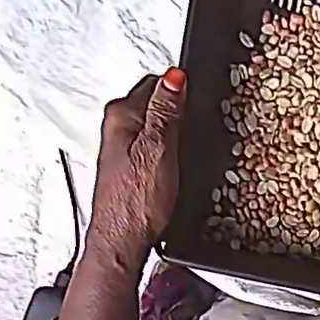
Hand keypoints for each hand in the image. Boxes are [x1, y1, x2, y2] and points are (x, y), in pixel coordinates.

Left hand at [86, 68, 186, 267]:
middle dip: (180, 109)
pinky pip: (156, 145)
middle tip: (201, 122)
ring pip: (157, 125)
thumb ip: (167, 111)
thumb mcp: (159, 149)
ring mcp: (123, 148)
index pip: (157, 83)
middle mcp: (117, 128)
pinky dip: (171, 148)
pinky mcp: (132, 167)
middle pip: (156, 102)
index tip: (201, 100)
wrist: (123, 241)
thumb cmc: (136, 202)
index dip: (183, 90)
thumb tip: (175, 78)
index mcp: (121, 115)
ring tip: (192, 144)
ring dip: (177, 130)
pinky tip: (180, 163)